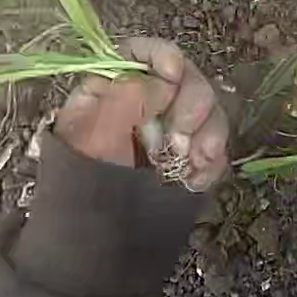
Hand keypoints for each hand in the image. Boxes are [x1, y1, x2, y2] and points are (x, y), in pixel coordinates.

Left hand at [55, 38, 229, 190]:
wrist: (92, 244)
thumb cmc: (80, 184)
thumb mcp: (89, 138)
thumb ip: (124, 101)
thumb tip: (165, 82)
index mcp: (115, 87)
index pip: (141, 52)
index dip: (162, 54)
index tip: (173, 72)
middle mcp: (149, 100)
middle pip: (186, 78)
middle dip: (192, 102)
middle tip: (181, 135)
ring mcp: (174, 127)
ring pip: (210, 109)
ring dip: (209, 132)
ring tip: (193, 160)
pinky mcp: (193, 154)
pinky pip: (216, 145)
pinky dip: (212, 160)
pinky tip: (196, 177)